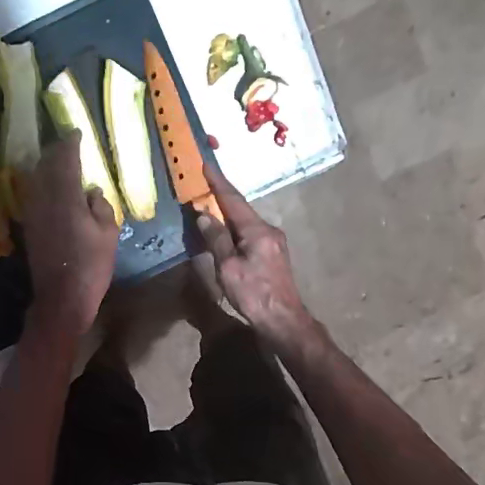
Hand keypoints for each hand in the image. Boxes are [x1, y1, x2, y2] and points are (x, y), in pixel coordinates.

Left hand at [21, 130, 119, 337]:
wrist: (62, 297)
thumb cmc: (91, 265)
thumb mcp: (108, 233)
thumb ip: (101, 206)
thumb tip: (91, 191)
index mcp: (66, 197)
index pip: (65, 159)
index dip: (70, 143)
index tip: (76, 132)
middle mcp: (44, 199)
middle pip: (45, 165)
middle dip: (56, 151)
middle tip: (68, 144)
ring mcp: (32, 212)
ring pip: (35, 178)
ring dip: (46, 166)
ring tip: (59, 162)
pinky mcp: (29, 225)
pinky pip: (33, 193)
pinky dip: (41, 183)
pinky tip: (51, 186)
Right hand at [199, 166, 318, 349]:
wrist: (283, 320)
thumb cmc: (254, 294)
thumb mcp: (228, 267)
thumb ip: (216, 239)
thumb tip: (204, 215)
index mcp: (257, 229)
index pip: (233, 199)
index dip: (217, 182)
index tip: (205, 164)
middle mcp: (268, 230)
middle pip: (240, 208)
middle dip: (220, 196)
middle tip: (201, 184)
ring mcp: (273, 242)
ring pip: (245, 221)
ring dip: (226, 213)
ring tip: (207, 207)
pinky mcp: (273, 254)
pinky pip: (249, 233)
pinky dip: (233, 227)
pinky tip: (223, 231)